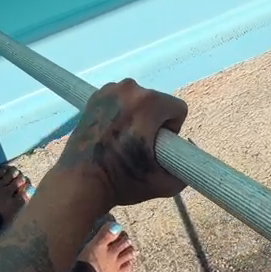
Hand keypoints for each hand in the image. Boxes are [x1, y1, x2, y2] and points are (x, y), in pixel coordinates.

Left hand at [52, 79, 187, 211]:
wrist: (81, 180)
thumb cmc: (123, 180)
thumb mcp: (165, 183)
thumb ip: (187, 168)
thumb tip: (189, 151)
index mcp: (148, 102)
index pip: (177, 109)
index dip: (173, 130)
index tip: (159, 146)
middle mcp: (129, 88)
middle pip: (157, 103)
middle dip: (154, 122)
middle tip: (140, 146)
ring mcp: (108, 89)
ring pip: (137, 100)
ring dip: (137, 116)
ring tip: (124, 140)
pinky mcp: (94, 96)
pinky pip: (119, 100)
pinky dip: (120, 112)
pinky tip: (111, 132)